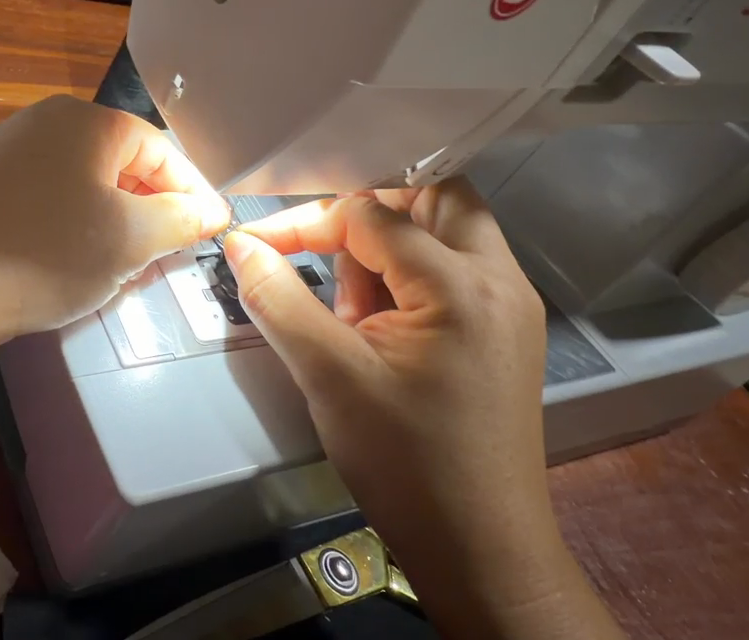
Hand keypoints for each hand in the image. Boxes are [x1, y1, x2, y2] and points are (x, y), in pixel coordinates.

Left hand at [0, 95, 229, 349]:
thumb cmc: (49, 253)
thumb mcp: (131, 240)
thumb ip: (182, 218)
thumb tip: (210, 209)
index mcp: (87, 120)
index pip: (160, 151)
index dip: (192, 193)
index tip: (210, 232)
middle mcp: (45, 119)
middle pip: (119, 161)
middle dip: (149, 207)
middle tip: (165, 253)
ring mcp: (7, 146)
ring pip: (81, 179)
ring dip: (110, 217)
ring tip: (121, 262)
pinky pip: (45, 191)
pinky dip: (70, 219)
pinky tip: (69, 255)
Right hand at [223, 181, 593, 632]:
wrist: (481, 551)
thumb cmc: (405, 461)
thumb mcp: (328, 375)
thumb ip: (278, 298)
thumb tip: (239, 244)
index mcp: (462, 286)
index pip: (370, 215)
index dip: (304, 223)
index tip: (257, 246)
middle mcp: (501, 280)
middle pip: (433, 197)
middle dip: (368, 210)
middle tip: (319, 246)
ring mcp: (509, 306)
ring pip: (445, 231)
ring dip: (387, 247)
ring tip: (349, 312)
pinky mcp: (503, 331)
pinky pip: (452, 271)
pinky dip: (406, 278)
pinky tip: (375, 328)